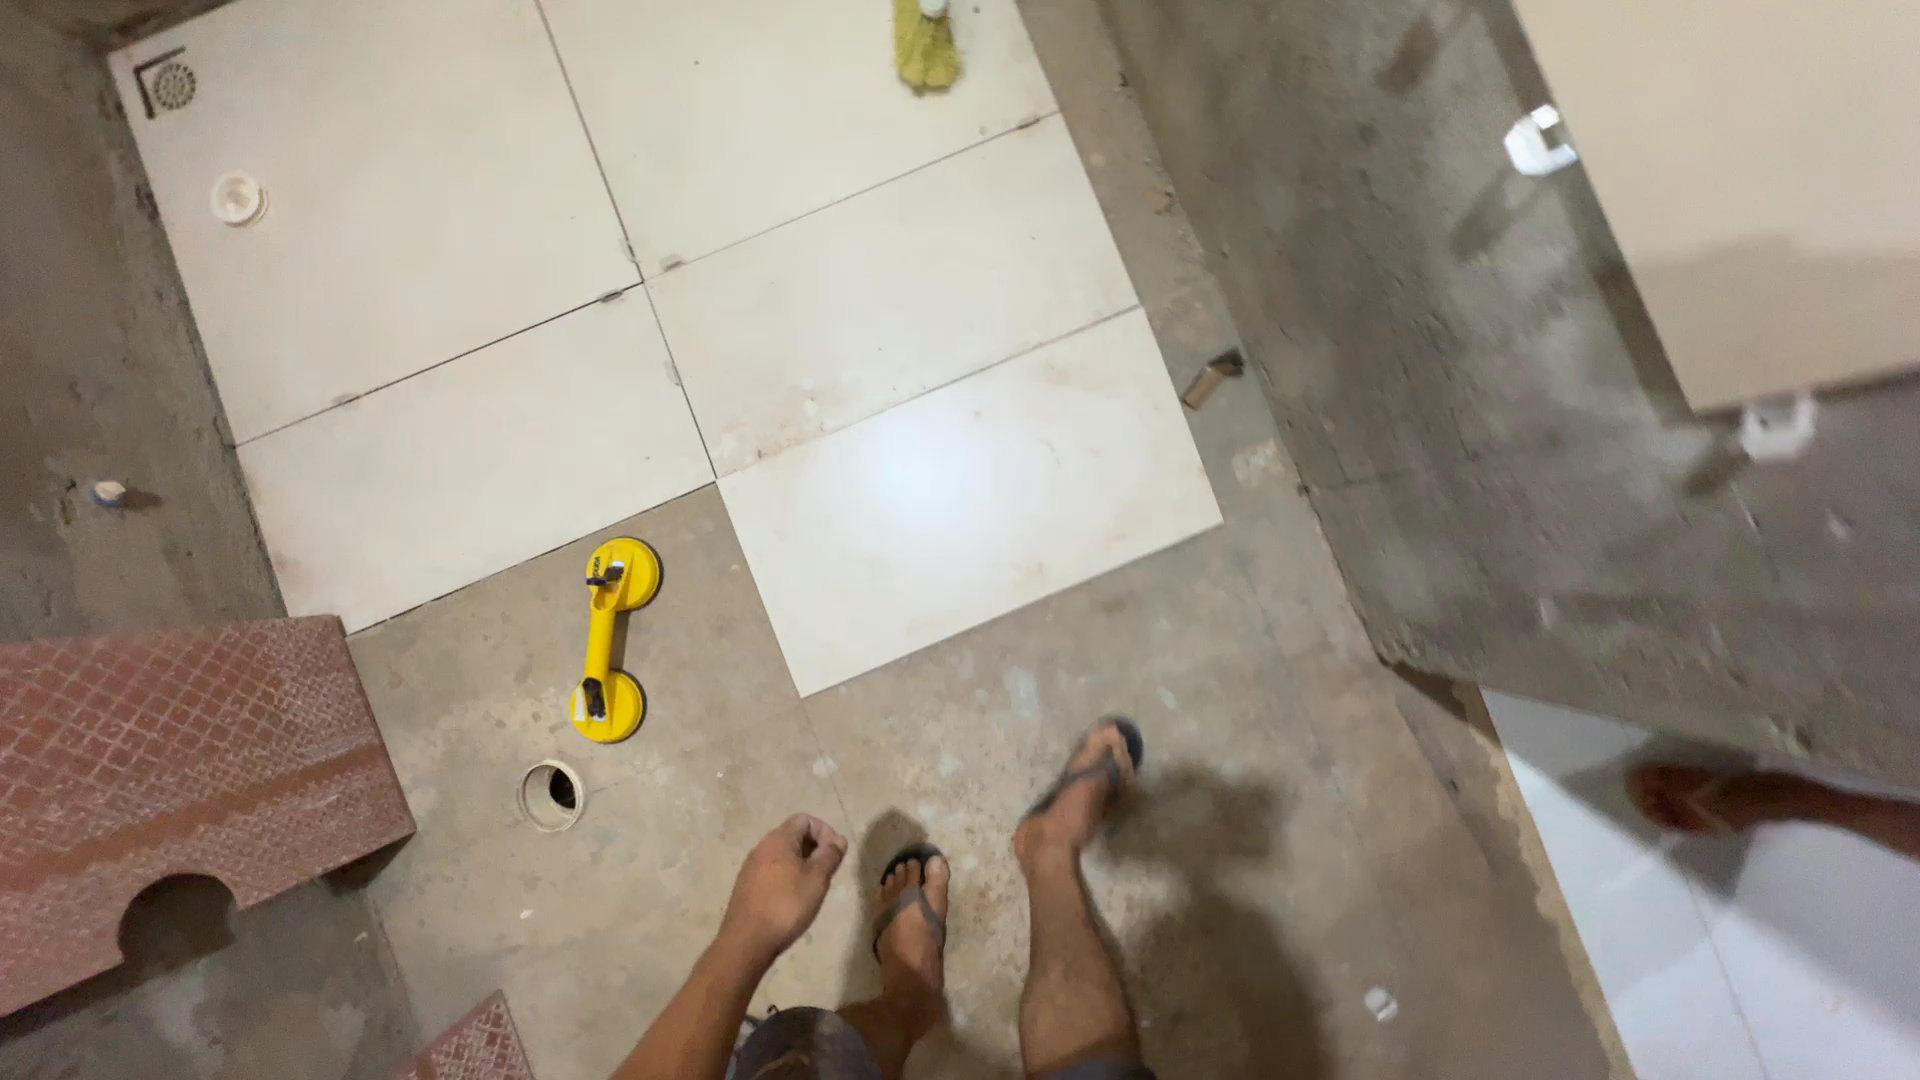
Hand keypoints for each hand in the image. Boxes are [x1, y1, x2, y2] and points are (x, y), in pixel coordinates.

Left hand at [717, 814, 848, 964]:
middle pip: (793, 835)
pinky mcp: (746, 886)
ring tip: (812, 888)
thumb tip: (839, 839)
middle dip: (814, 849)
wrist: (746, 943)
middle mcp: (761, 847)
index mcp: (778, 839)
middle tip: (826, 872)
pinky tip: (792, 900)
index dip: (824, 832)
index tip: (834, 854)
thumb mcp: (817, 879)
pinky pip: (771, 871)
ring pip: (782, 855)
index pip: (805, 820)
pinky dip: (786, 877)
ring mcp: (751, 867)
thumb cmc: (786, 906)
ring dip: (801, 864)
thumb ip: (830, 855)